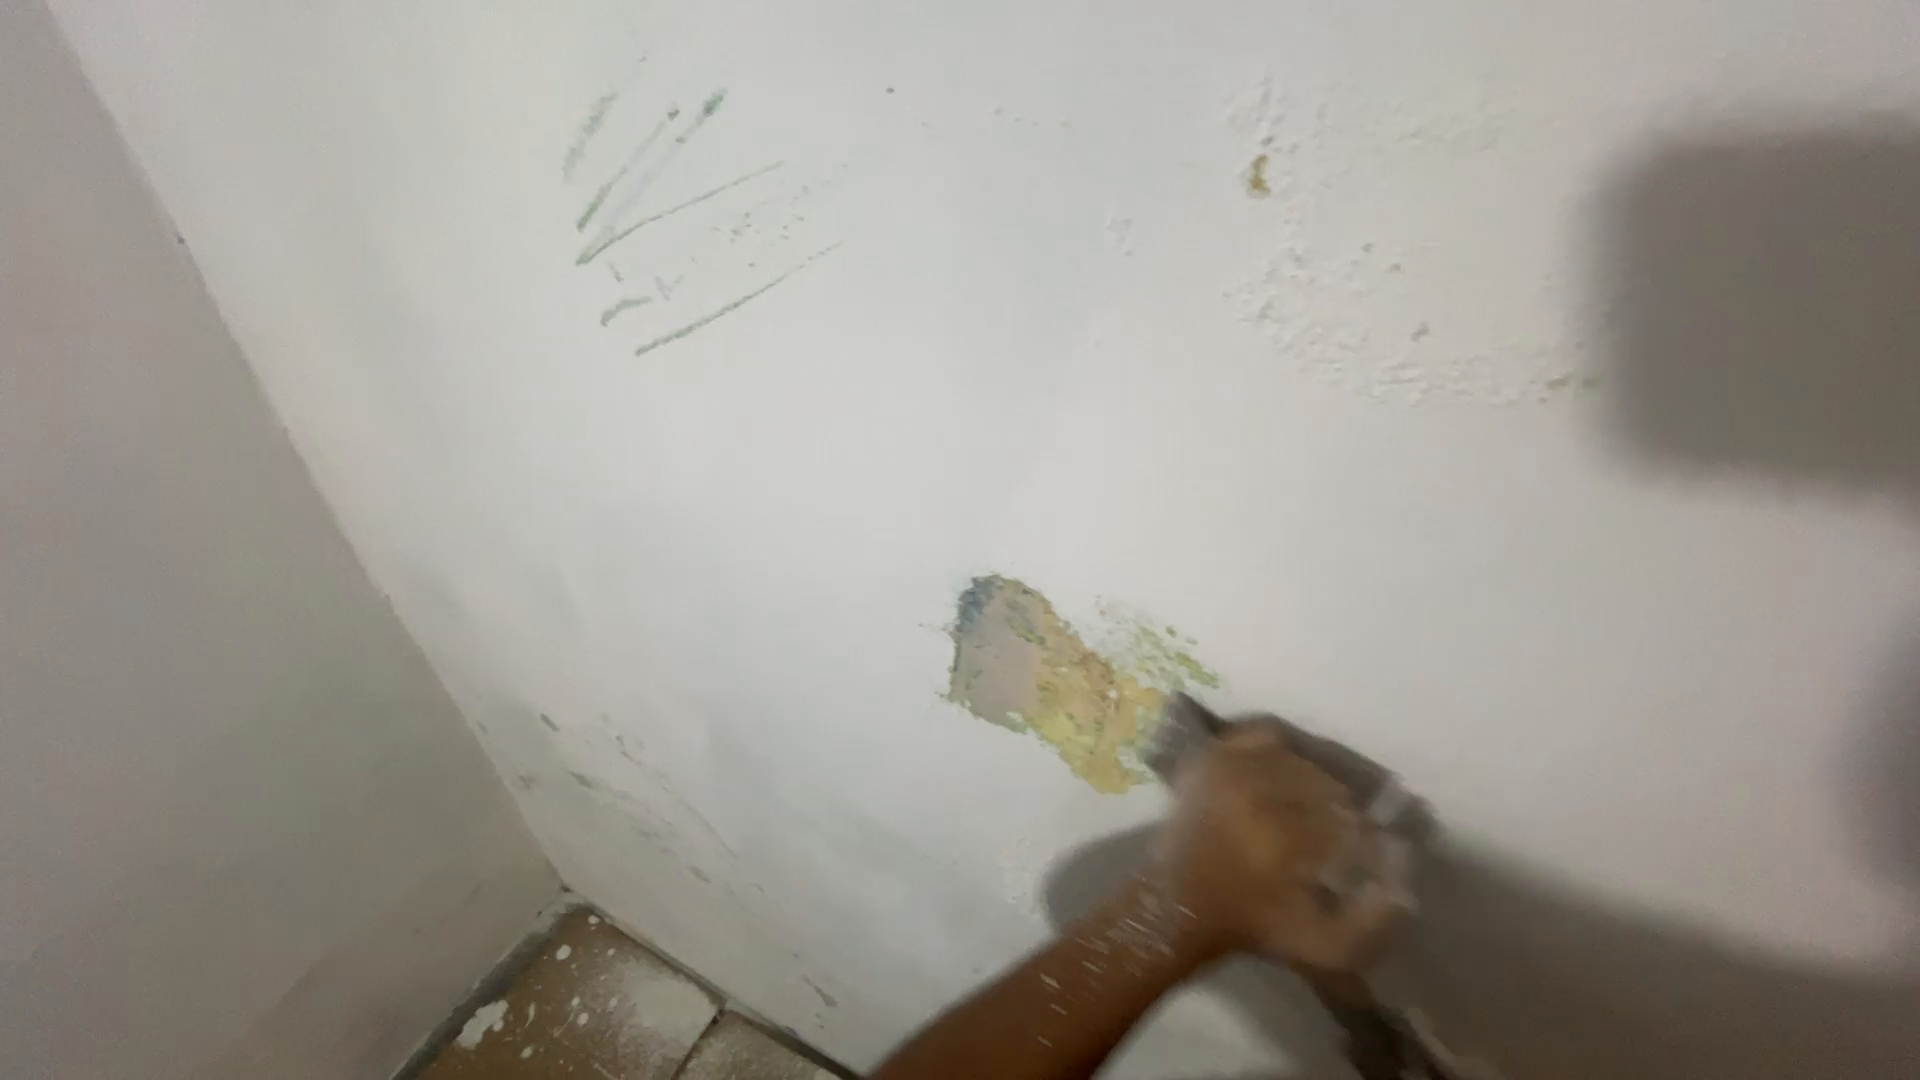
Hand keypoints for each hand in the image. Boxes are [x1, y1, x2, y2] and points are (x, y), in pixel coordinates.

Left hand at [1155, 721, 1407, 972]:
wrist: (1179, 901)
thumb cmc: (1253, 925)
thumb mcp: (1323, 947)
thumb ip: (1374, 923)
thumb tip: (1403, 884)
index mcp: (1285, 837)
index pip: (1350, 819)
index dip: (1366, 832)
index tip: (1369, 845)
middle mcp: (1257, 793)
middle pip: (1325, 784)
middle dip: (1343, 805)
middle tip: (1344, 823)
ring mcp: (1230, 769)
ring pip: (1296, 758)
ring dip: (1315, 777)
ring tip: (1318, 799)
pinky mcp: (1211, 757)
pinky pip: (1259, 733)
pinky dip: (1280, 745)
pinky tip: (1287, 767)